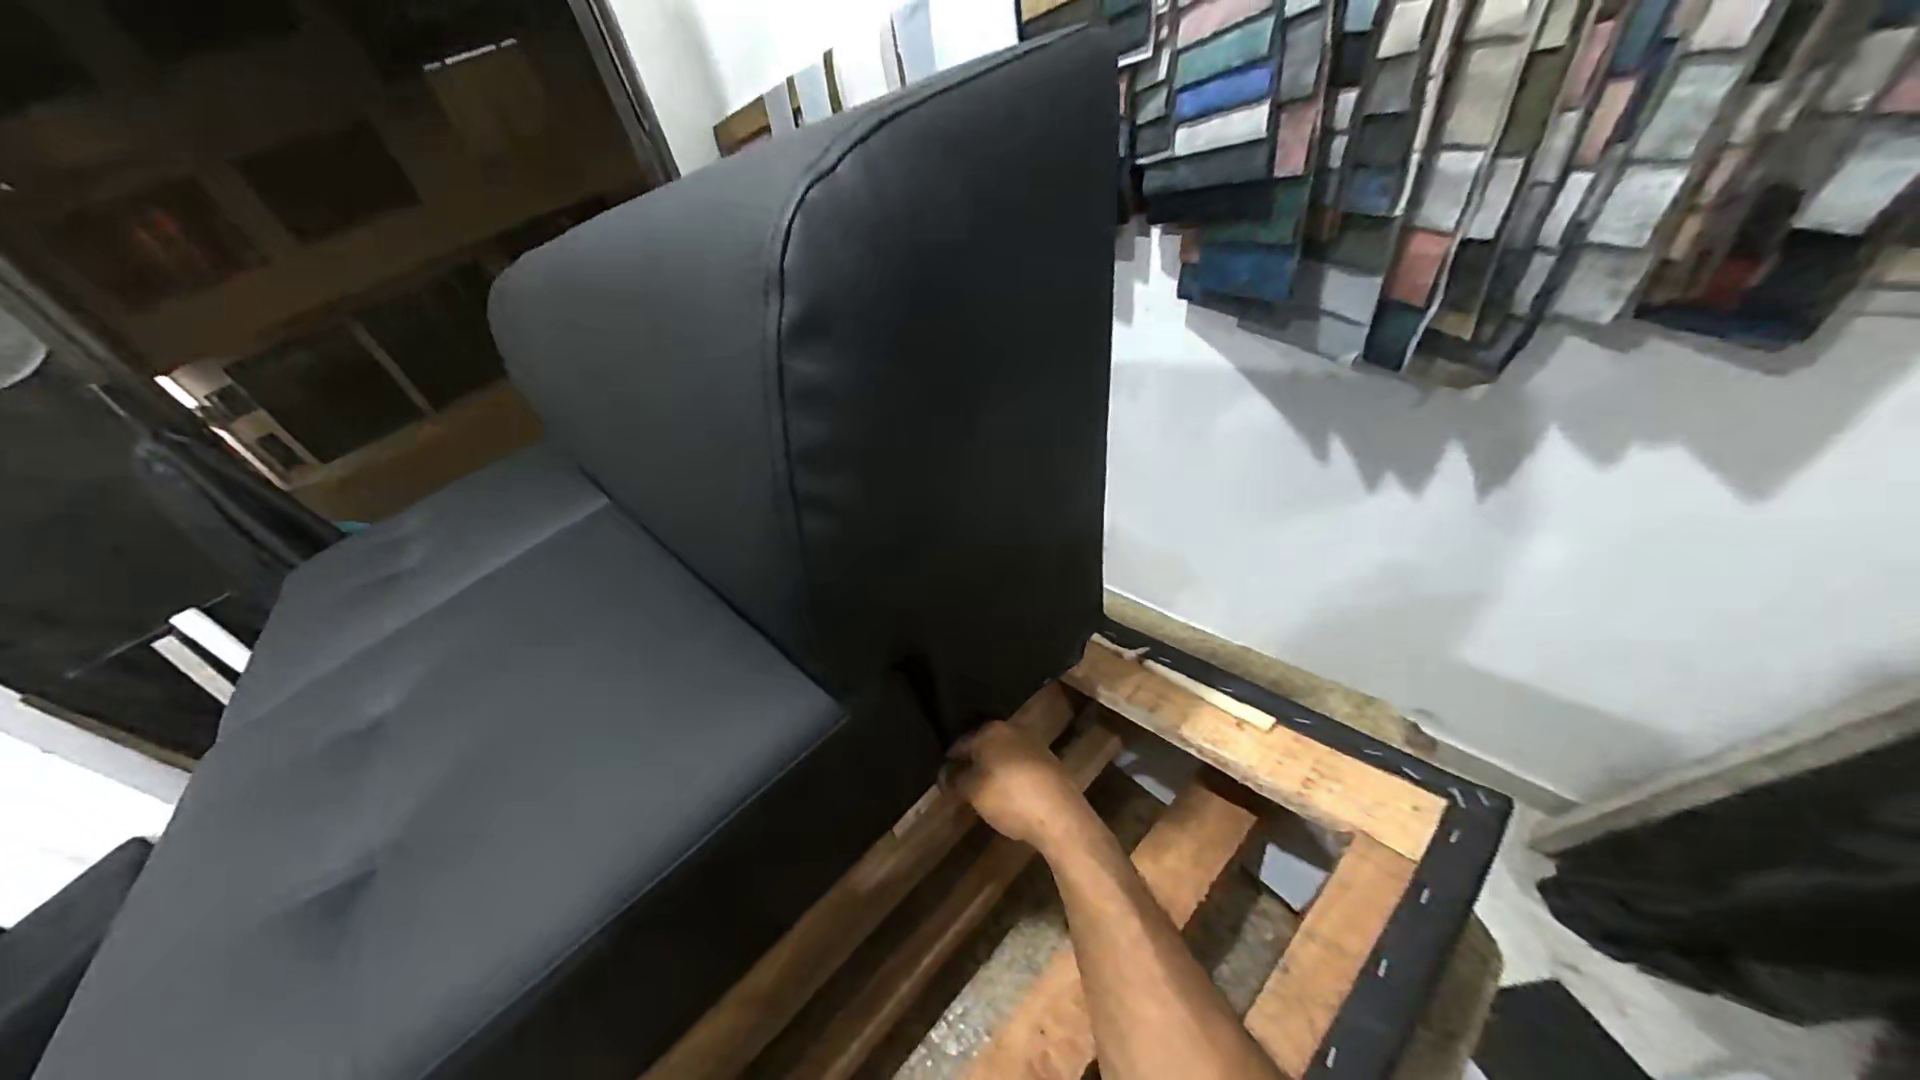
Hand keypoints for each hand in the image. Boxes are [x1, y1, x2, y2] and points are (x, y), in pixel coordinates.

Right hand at [941, 720, 1099, 854]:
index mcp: (990, 729)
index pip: (959, 743)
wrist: (1060, 815)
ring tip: (983, 796)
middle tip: (961, 789)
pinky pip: (1019, 766)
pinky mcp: (1048, 762)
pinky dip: (1010, 778)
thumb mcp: (972, 791)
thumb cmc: (1009, 797)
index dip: (949, 762)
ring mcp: (1033, 744)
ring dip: (991, 772)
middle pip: (982, 747)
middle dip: (971, 765)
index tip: (943, 781)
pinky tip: (1008, 797)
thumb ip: (954, 779)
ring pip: (1002, 756)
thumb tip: (943, 773)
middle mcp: (1012, 729)